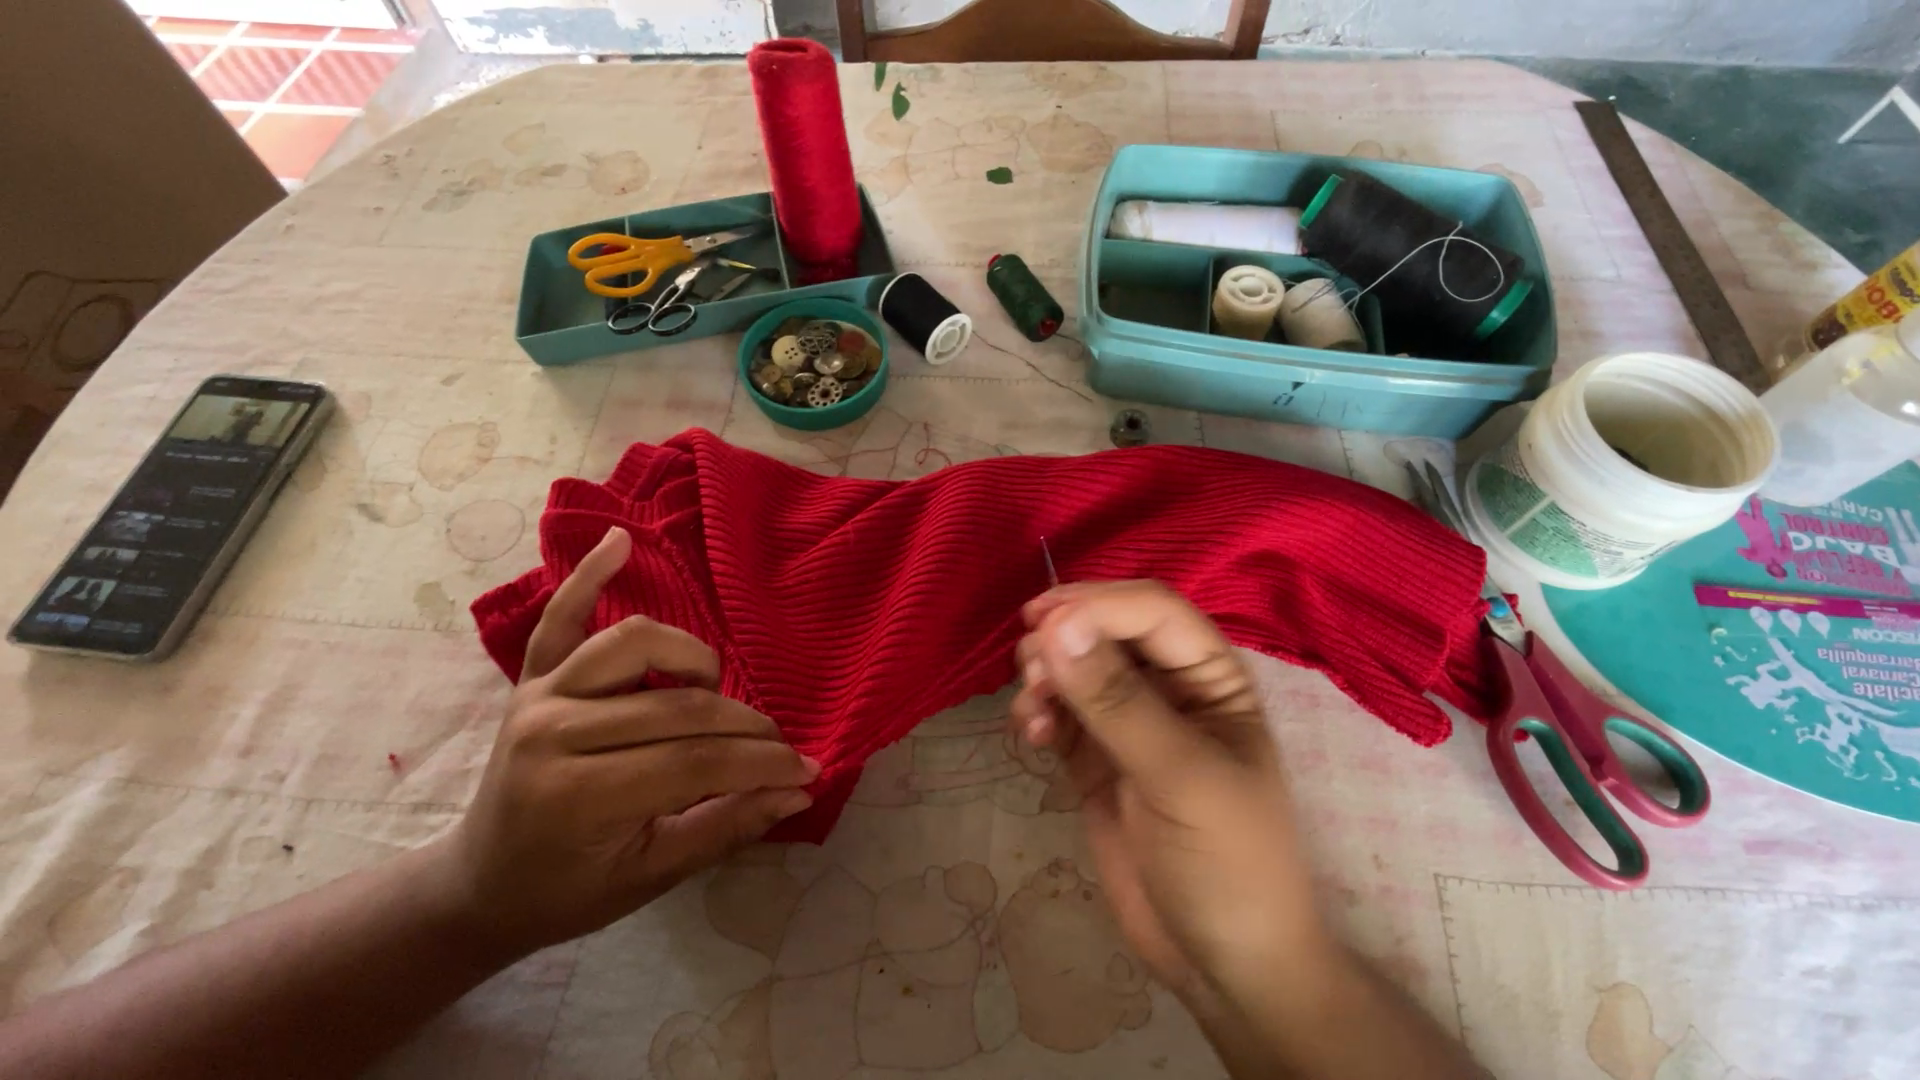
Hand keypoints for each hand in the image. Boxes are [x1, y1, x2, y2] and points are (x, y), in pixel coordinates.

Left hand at [433, 527, 818, 954]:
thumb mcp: (652, 876)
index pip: (698, 761)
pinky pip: (560, 617)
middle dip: (747, 727)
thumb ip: (727, 827)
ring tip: (710, 691)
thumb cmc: (569, 892)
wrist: (480, 885)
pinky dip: (589, 577)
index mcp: (582, 794)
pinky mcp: (529, 679)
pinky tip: (621, 542)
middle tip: (781, 748)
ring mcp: (538, 697)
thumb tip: (798, 790)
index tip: (809, 770)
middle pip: (679, 708)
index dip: (763, 764)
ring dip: (691, 659)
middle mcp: (555, 732)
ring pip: (634, 644)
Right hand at [1011, 581, 1334, 1008]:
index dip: (1098, 605)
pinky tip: (1031, 736)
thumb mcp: (1181, 777)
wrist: (1223, 963)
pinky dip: (1037, 712)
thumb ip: (1118, 702)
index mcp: (1211, 676)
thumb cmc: (1228, 863)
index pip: (1151, 611)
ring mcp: (1127, 725)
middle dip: (1063, 638)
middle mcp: (1168, 688)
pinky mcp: (1093, 760)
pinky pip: (1056, 713)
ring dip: (1044, 676)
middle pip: (1105, 630)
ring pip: (1073, 668)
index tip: (1041, 623)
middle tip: (1029, 670)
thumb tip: (1058, 626)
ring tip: (1031, 712)